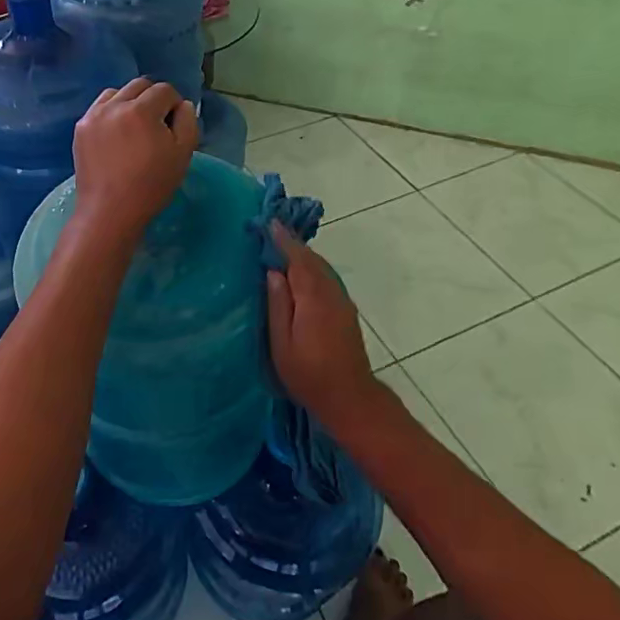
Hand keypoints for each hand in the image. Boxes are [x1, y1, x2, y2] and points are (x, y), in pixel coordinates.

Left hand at [70, 78, 196, 243]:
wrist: (110, 211)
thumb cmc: (151, 185)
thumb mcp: (183, 155)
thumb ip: (187, 122)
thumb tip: (182, 105)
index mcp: (142, 110)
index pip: (165, 90)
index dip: (175, 105)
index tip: (174, 126)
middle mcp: (115, 105)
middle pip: (140, 85)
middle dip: (154, 99)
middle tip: (157, 126)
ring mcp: (93, 115)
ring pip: (117, 93)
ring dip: (130, 102)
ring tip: (134, 128)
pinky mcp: (81, 128)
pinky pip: (100, 108)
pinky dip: (111, 113)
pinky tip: (116, 135)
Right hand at [266, 225, 382, 426]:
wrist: (350, 397)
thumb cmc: (308, 375)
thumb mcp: (282, 343)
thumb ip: (277, 304)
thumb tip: (273, 271)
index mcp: (313, 298)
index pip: (298, 259)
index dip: (283, 240)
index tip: (269, 223)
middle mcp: (331, 293)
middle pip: (312, 259)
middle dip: (292, 243)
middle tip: (270, 232)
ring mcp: (342, 301)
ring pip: (321, 268)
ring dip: (302, 255)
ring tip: (280, 248)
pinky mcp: (346, 310)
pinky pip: (326, 278)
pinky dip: (311, 268)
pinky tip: (298, 274)